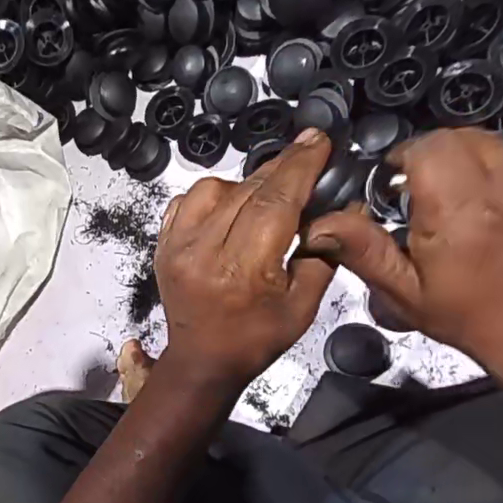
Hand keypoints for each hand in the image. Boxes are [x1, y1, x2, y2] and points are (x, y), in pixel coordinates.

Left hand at [154, 129, 336, 388]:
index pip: (275, 202)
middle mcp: (204, 252)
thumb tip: (338, 214)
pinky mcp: (164, 244)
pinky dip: (212, 195)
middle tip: (305, 151)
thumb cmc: (252, 340)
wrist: (202, 360)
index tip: (316, 142)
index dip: (299, 167)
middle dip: (281, 166)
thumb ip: (321, 258)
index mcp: (241, 270)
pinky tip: (231, 207)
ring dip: (246, 182)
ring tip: (267, 195)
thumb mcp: (301, 308)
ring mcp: (177, 246)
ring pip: (215, 188)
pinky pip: (188, 200)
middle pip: (247, 189)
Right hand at [304, 129, 502, 380]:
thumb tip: (322, 226)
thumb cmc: (471, 318)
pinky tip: (502, 216)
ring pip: (496, 145)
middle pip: (462, 137)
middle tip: (431, 199)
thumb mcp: (404, 291)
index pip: (430, 146)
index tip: (402, 181)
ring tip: (469, 210)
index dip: (408, 158)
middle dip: (438, 159)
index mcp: (462, 217)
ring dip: (473, 167)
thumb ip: (363, 249)